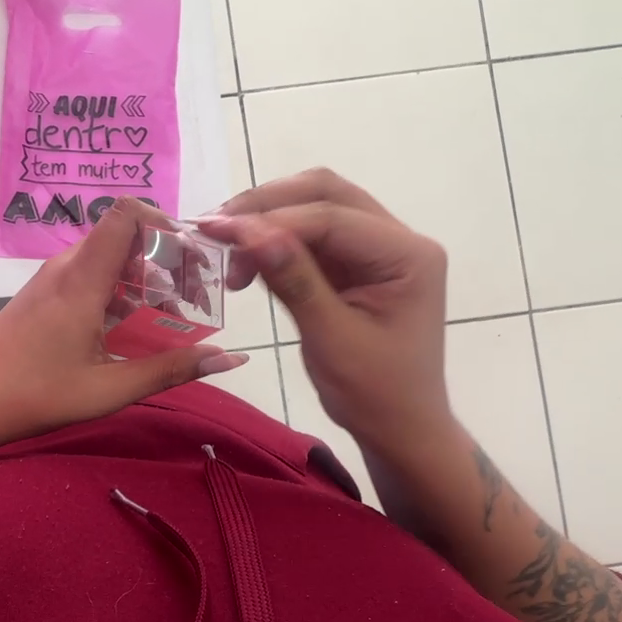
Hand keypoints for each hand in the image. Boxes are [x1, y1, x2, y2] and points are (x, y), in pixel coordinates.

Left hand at [0, 197, 247, 462]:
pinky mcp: (41, 295)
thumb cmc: (36, 395)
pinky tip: (128, 328)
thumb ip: (170, 369)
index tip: (192, 256)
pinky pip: (88, 275)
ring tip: (167, 316)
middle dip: (163, 258)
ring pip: (106, 257)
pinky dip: (116, 290)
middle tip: (192, 296)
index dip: (164, 221)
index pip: (126, 214)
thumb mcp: (109, 388)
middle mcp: (65, 267)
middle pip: (122, 236)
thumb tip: (230, 359)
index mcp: (82, 278)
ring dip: (140, 278)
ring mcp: (49, 279)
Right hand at [197, 169, 453, 460]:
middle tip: (217, 227)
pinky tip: (245, 260)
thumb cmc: (372, 391)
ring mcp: (377, 249)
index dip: (270, 219)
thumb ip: (294, 280)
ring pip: (317, 206)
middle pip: (326, 193)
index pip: (331, 217)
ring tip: (225, 245)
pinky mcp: (356, 264)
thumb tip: (249, 232)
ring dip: (268, 217)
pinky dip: (274, 240)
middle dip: (267, 204)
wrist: (399, 428)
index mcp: (407, 254)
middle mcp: (397, 239)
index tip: (215, 230)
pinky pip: (311, 236)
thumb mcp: (330, 337)